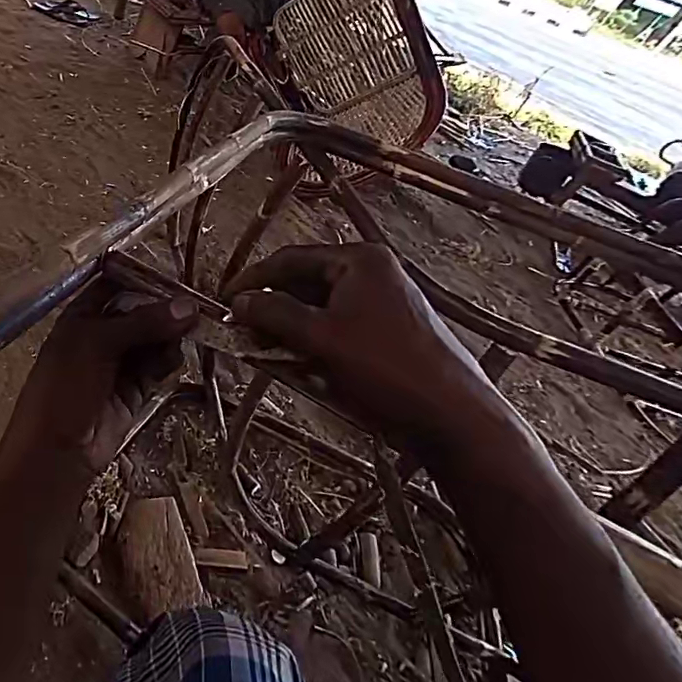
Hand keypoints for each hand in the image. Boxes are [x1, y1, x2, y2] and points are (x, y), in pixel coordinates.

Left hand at [0, 279, 195, 478]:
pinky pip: (157, 366)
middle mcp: (101, 334)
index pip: (115, 284)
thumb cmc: (65, 385)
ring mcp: (118, 362)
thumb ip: (142, 322)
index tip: (177, 278)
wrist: (56, 450)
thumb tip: (188, 305)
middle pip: (140, 312)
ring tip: (184, 337)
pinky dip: (167, 361)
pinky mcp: (134, 389)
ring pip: (153, 339)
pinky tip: (172, 360)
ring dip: (169, 336)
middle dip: (164, 311)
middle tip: (193, 311)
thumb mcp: (98, 343)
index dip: (143, 279)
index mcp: (82, 315)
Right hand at [223, 244, 510, 451]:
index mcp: (360, 261)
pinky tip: (295, 362)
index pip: (291, 258)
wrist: (455, 422)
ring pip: (319, 308)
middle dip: (271, 306)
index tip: (225, 299)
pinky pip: (337, 328)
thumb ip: (274, 314)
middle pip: (305, 282)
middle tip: (241, 327)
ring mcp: (383, 304)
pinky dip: (312, 341)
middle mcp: (373, 274)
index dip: (253, 279)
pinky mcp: (388, 334)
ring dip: (288, 327)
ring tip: (262, 347)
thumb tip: (239, 302)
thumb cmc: (388, 370)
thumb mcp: (320, 339)